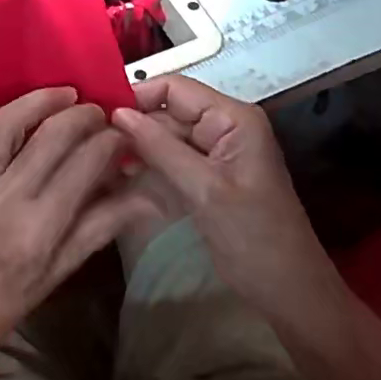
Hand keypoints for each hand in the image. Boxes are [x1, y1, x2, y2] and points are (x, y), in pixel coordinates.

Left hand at [0, 88, 155, 362]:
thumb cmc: (14, 293)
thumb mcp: (66, 266)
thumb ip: (105, 223)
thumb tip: (148, 194)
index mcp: (39, 226)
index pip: (84, 164)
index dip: (111, 142)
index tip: (124, 135)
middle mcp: (6, 197)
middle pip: (50, 137)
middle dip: (83, 116)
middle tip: (100, 113)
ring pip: (5, 125)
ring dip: (38, 101)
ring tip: (65, 94)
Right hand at [110, 76, 334, 313]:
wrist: (288, 291)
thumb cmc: (254, 237)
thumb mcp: (204, 190)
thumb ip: (161, 148)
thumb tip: (118, 113)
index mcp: (233, 118)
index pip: (176, 88)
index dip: (138, 95)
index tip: (99, 111)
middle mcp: (224, 125)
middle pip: (169, 110)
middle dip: (134, 123)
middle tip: (91, 140)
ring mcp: (216, 151)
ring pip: (167, 135)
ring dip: (137, 145)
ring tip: (98, 155)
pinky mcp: (208, 174)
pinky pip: (173, 157)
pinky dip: (150, 164)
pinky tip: (119, 172)